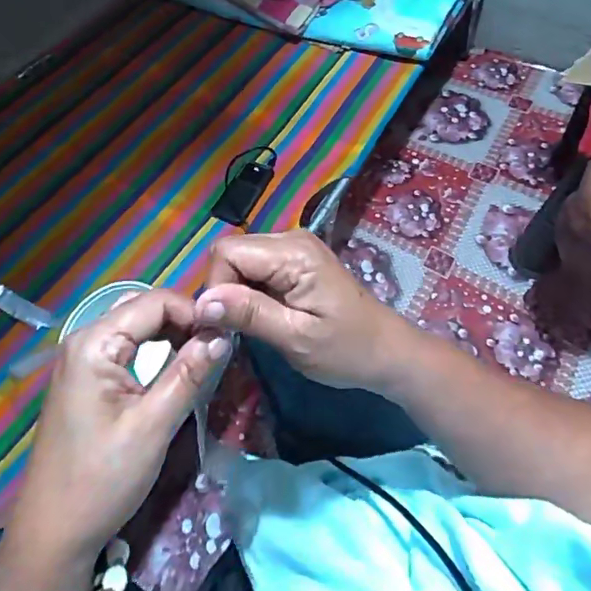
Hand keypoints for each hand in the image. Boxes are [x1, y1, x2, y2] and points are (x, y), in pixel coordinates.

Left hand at [5, 289, 228, 565]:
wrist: (53, 533)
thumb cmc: (101, 479)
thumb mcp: (152, 427)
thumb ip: (187, 375)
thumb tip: (222, 336)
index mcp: (94, 343)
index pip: (154, 302)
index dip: (194, 312)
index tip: (227, 336)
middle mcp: (83, 340)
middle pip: (144, 310)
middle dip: (184, 322)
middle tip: (219, 347)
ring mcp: (81, 360)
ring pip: (135, 328)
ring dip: (171, 336)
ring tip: (204, 356)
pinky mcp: (85, 379)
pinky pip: (125, 349)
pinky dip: (154, 352)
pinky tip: (174, 368)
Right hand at [195, 230, 414, 393]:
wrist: (388, 352)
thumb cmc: (347, 350)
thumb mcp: (296, 338)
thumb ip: (250, 315)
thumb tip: (203, 304)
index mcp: (293, 253)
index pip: (227, 253)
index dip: (218, 287)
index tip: (228, 325)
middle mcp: (290, 238)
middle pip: (231, 252)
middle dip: (225, 289)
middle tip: (239, 328)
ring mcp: (293, 245)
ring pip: (239, 259)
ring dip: (237, 291)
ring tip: (254, 324)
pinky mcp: (294, 258)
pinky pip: (255, 266)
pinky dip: (250, 290)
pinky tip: (266, 313)